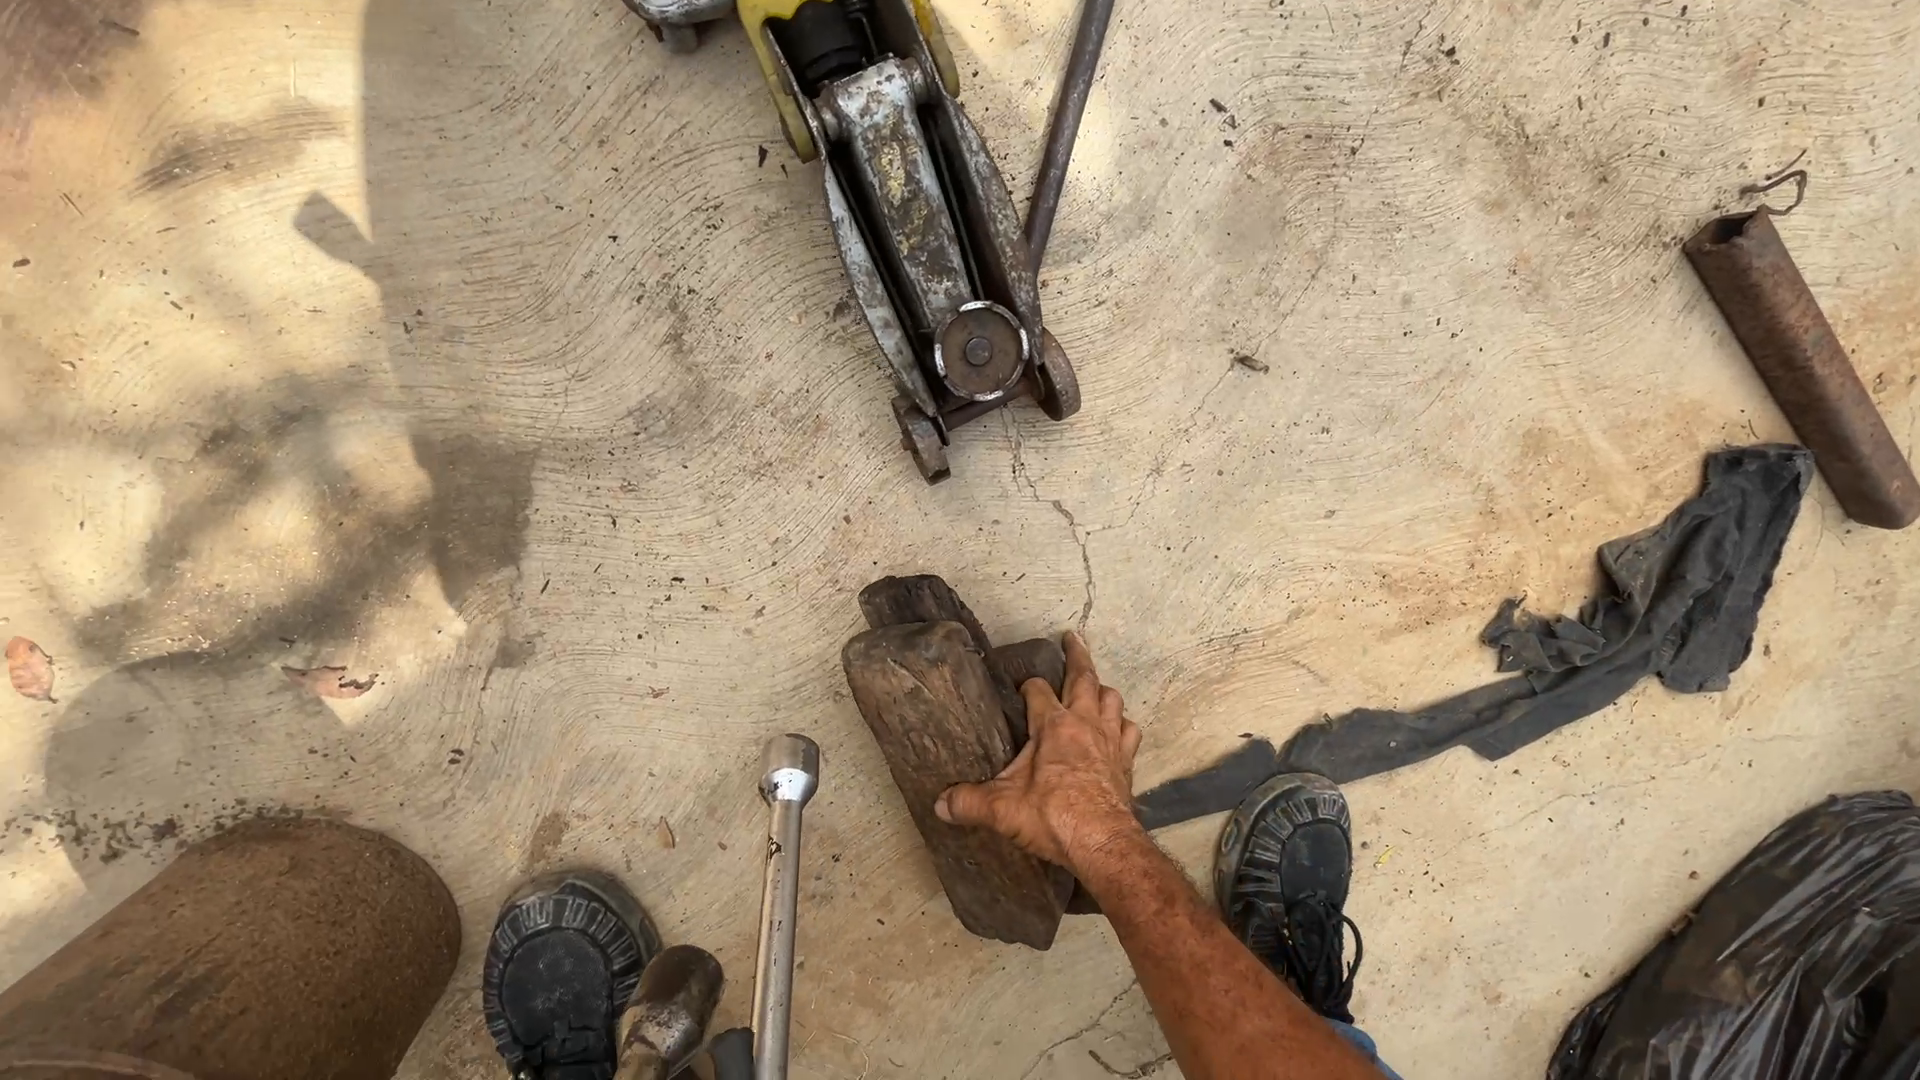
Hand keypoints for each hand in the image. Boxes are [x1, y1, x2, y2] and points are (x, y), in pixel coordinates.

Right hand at [935, 632, 1143, 870]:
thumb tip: (939, 804)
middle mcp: (1084, 724)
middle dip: (1076, 656)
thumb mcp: (1001, 809)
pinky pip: (1129, 731)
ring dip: (1102, 689)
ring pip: (1111, 699)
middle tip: (1072, 638)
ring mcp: (1110, 740)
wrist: (1102, 843)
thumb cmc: (1052, 817)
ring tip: (1094, 686)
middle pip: (1083, 678)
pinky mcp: (1126, 761)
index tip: (1020, 688)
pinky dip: (1123, 724)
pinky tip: (1118, 728)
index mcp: (1053, 725)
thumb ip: (968, 802)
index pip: (1037, 691)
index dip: (1027, 686)